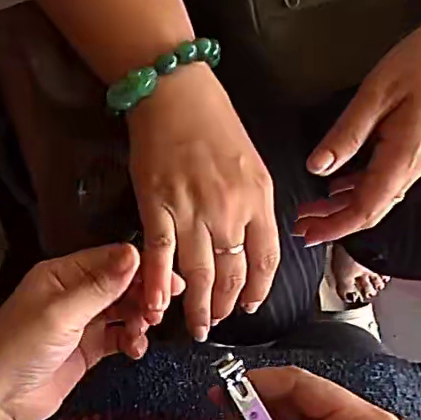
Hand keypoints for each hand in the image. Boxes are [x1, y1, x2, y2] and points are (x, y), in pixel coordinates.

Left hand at [0, 244, 176, 419]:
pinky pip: (118, 336)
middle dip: (144, 294)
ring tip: (143, 328)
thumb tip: (133, 254)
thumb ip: (100, 286)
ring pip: (122, 309)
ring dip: (139, 317)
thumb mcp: (60, 313)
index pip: (109, 259)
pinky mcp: (86, 348)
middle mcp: (71, 293)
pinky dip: (131, 339)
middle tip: (158, 309)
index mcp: (60, 274)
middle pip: (120, 283)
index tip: (166, 281)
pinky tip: (134, 347)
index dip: (140, 268)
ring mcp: (80, 322)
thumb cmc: (16, 350)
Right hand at [128, 66, 278, 340]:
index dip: (256, 289)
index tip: (247, 305)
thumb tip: (247, 236)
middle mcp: (230, 208)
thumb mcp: (250, 160)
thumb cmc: (211, 120)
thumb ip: (253, 201)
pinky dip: (156, 284)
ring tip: (194, 326)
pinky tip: (156, 307)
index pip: (265, 258)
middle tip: (215, 323)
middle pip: (231, 272)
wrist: (174, 93)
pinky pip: (159, 255)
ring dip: (196, 306)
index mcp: (258, 196)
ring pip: (198, 272)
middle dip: (224, 305)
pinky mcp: (156, 206)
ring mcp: (192, 209)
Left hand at [290, 0, 420, 246]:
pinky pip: (386, 177)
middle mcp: (416, 163)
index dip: (333, 228)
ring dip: (342, 205)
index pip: (365, 209)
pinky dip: (358, 187)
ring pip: (377, 194)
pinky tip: (338, 182)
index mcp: (406, 156)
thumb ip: (346, 135)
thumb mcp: (376, 94)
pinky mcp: (419, 143)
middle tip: (301, 226)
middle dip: (333, 222)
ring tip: (311, 208)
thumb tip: (317, 167)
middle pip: (370, 208)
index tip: (306, 236)